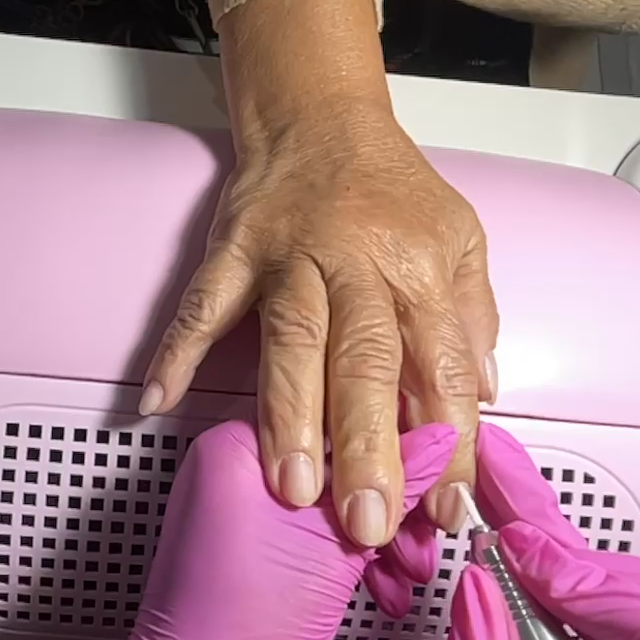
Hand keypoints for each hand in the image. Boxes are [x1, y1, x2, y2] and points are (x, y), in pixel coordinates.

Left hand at [23, 420, 457, 639]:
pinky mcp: (240, 529)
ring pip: (327, 495)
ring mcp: (231, 496)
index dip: (399, 454)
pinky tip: (376, 580)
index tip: (435, 480)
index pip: (339, 418)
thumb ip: (393, 486)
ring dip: (372, 534)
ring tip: (403, 573)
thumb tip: (438, 438)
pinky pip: (304, 520)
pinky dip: (341, 548)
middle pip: (335, 460)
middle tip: (420, 541)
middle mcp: (227, 460)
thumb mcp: (336, 552)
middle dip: (388, 507)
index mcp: (237, 447)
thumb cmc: (238, 639)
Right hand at [144, 102, 496, 546]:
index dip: (447, 442)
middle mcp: (354, 262)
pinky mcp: (231, 253)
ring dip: (286, 414)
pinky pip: (201, 305)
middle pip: (363, 360)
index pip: (441, 366)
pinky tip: (157, 401)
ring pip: (288, 340)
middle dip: (366, 444)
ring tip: (288, 485)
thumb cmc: (391, 191)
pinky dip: (176, 351)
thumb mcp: (459, 239)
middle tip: (364, 519)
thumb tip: (482, 395)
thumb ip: (471, 316)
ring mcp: (285, 257)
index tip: (444, 510)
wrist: (321, 121)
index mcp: (418, 267)